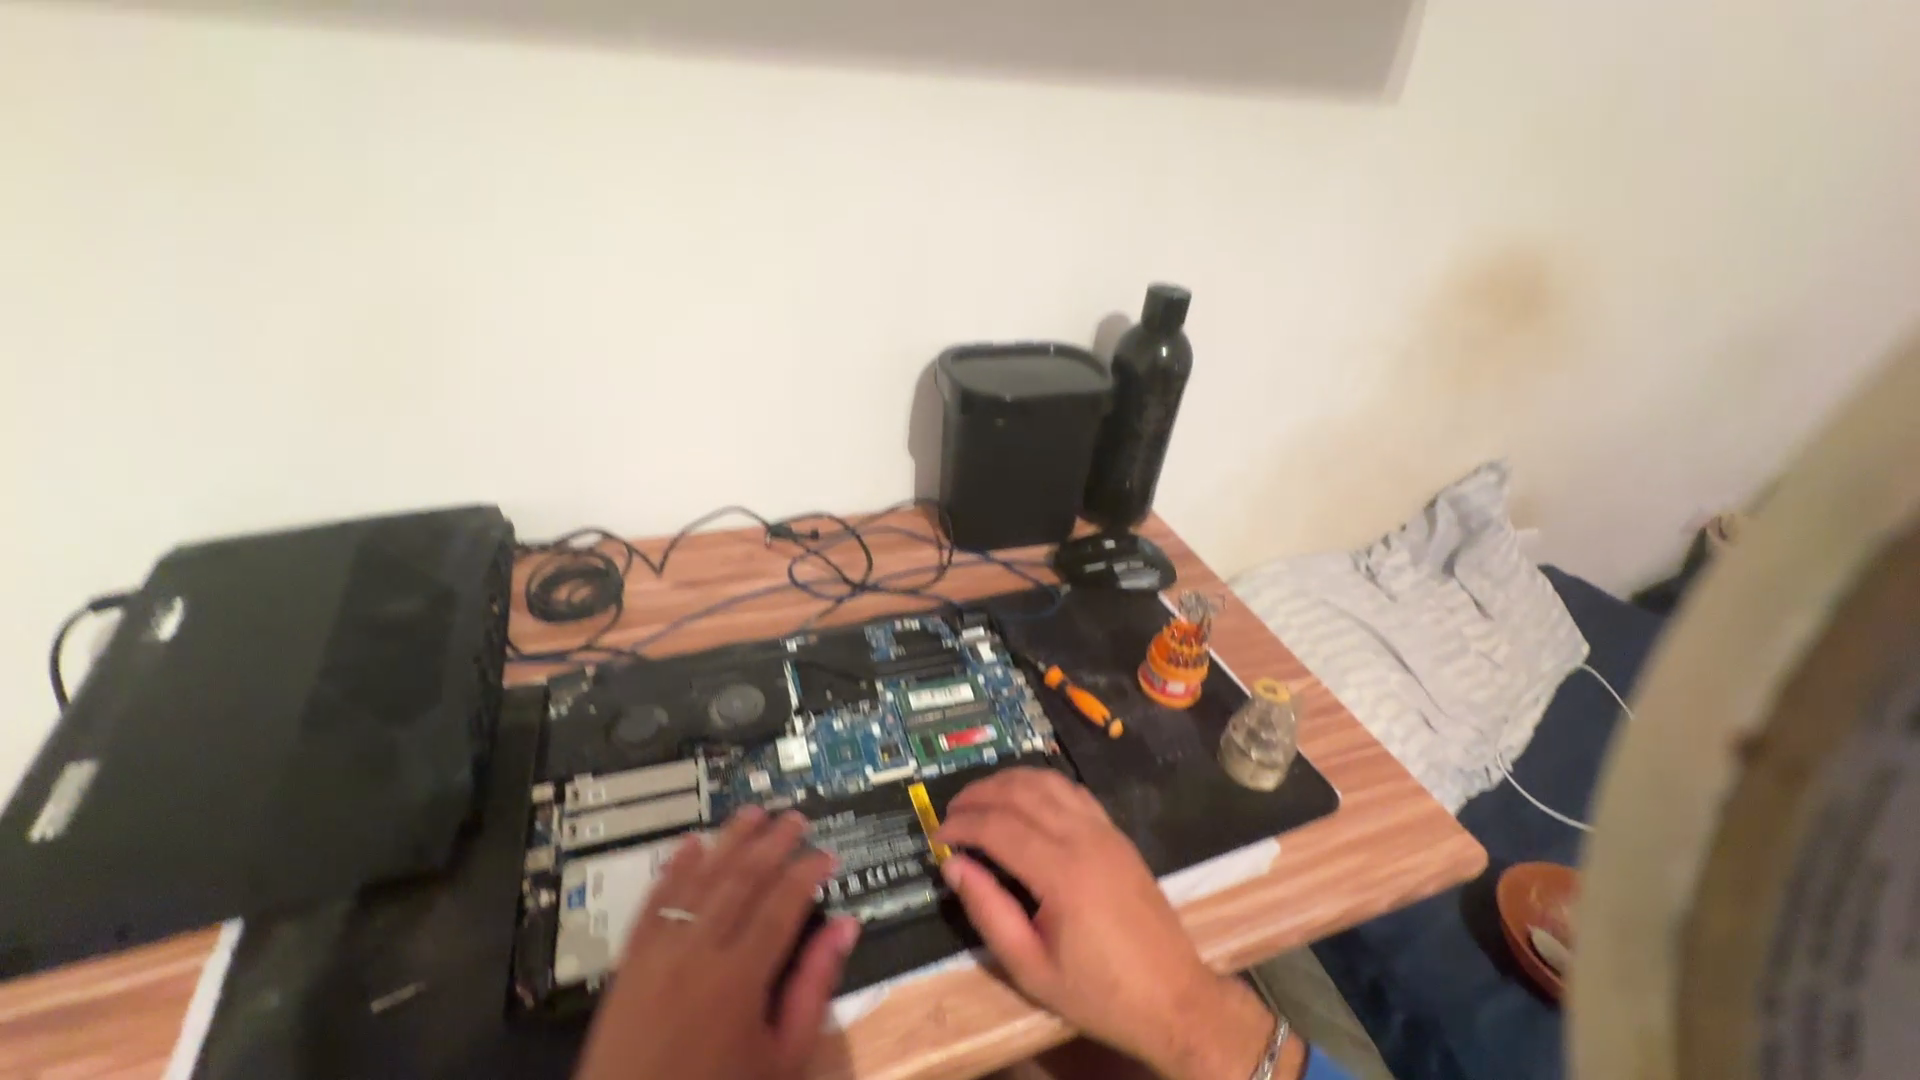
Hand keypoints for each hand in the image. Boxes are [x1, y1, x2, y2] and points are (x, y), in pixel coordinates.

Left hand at [573, 806, 861, 1079]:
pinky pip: (653, 902)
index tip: (827, 855)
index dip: (808, 873)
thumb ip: (814, 986)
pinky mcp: (629, 961)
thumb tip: (845, 928)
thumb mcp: (783, 1056)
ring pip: (698, 879)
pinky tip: (690, 844)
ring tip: (753, 813)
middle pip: (741, 880)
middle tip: (796, 819)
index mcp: (740, 979)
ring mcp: (658, 953)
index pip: (782, 905)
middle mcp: (698, 954)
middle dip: (773, 844)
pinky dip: (672, 869)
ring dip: (728, 841)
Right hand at [934, 769, 1287, 1079]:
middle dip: (979, 795)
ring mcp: (1105, 830)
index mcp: (1061, 872)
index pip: (998, 826)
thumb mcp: (1030, 967)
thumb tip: (954, 866)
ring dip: (1008, 782)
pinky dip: (1041, 785)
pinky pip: (1073, 792)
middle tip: (951, 812)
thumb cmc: (1098, 991)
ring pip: (1048, 782)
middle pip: (1020, 792)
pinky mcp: (1117, 834)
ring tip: (980, 799)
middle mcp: (1083, 837)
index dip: (961, 825)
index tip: (936, 836)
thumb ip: (988, 911)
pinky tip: (1024, 800)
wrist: (1173, 997)